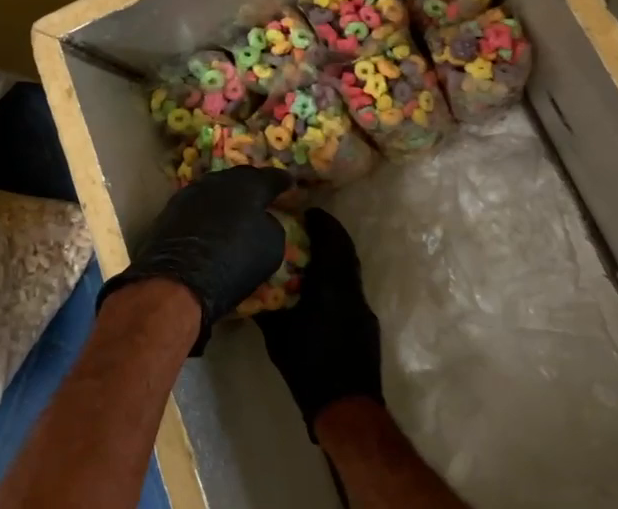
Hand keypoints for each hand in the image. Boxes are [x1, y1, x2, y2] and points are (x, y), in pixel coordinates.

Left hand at [100, 166, 294, 355]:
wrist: (177, 281)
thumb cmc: (234, 261)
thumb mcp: (271, 247)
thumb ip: (271, 225)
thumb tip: (262, 220)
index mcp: (249, 184)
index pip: (271, 177)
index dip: (282, 182)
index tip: (289, 184)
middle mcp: (219, 180)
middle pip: (240, 178)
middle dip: (252, 185)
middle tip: (261, 197)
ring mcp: (190, 194)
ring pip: (215, 189)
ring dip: (226, 198)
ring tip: (234, 211)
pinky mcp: (169, 212)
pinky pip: (196, 206)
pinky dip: (206, 212)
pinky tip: (209, 226)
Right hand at [254, 209, 383, 436]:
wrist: (346, 406)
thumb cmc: (308, 367)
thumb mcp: (278, 337)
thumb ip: (268, 308)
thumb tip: (250, 287)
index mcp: (331, 286)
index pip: (331, 240)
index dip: (322, 222)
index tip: (307, 212)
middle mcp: (351, 289)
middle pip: (345, 251)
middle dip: (330, 236)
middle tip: (309, 228)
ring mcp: (363, 307)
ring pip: (350, 270)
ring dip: (335, 258)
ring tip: (312, 256)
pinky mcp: (367, 323)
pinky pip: (352, 288)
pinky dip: (339, 279)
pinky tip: (322, 290)